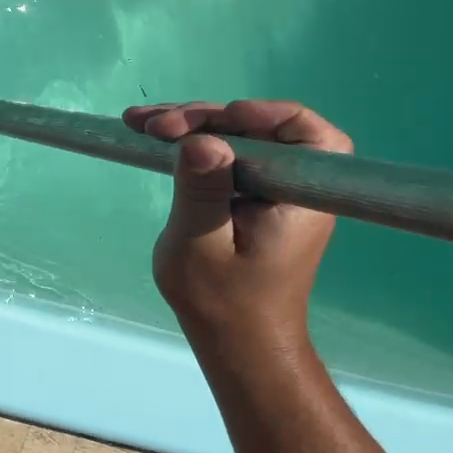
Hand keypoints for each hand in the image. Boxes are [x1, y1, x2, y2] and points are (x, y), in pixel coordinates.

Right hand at [122, 100, 352, 347]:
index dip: (272, 115)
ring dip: (189, 127)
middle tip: (153, 125)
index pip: (314, 138)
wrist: (234, 337)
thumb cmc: (222, 298)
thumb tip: (202, 140)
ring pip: (236, 139)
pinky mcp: (246, 197)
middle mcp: (292, 188)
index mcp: (299, 199)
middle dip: (206, 118)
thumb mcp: (201, 243)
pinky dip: (187, 144)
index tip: (222, 117)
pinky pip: (222, 156)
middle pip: (261, 131)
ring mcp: (269, 192)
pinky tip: (150, 138)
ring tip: (138, 123)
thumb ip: (204, 190)